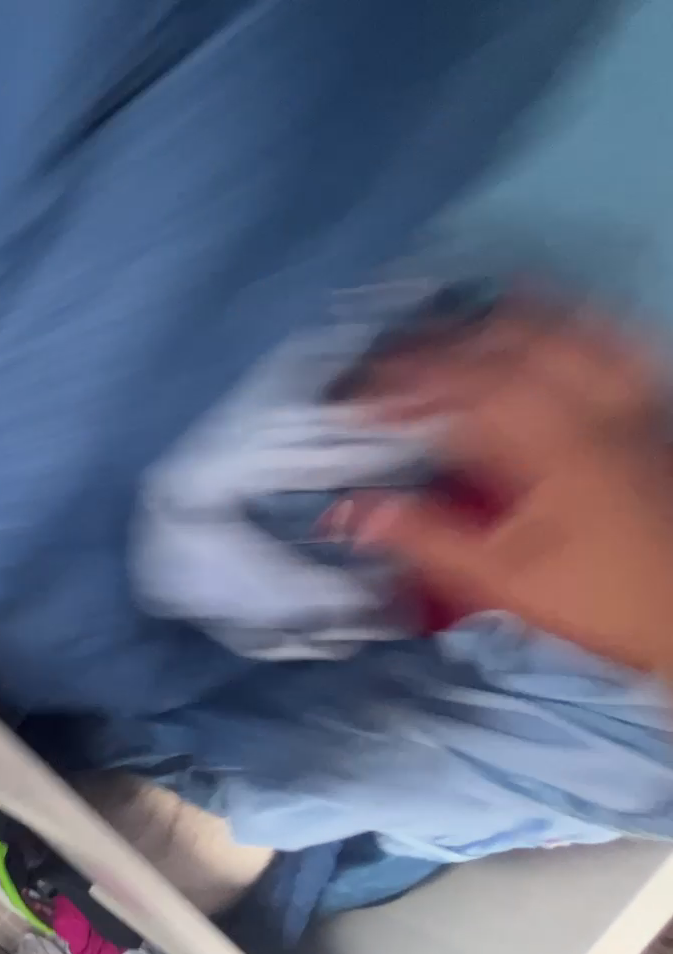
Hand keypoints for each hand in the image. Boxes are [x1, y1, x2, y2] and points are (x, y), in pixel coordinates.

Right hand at [347, 306, 672, 671]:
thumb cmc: (608, 598)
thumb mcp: (501, 577)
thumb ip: (423, 536)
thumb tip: (347, 510)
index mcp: (558, 451)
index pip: (468, 391)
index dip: (402, 384)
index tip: (352, 395)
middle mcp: (603, 416)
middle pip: (520, 349)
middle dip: (445, 343)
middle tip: (390, 354)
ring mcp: (641, 412)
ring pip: (578, 339)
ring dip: (511, 323)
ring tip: (462, 320)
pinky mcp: (658, 421)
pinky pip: (618, 354)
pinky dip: (576, 331)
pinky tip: (549, 329)